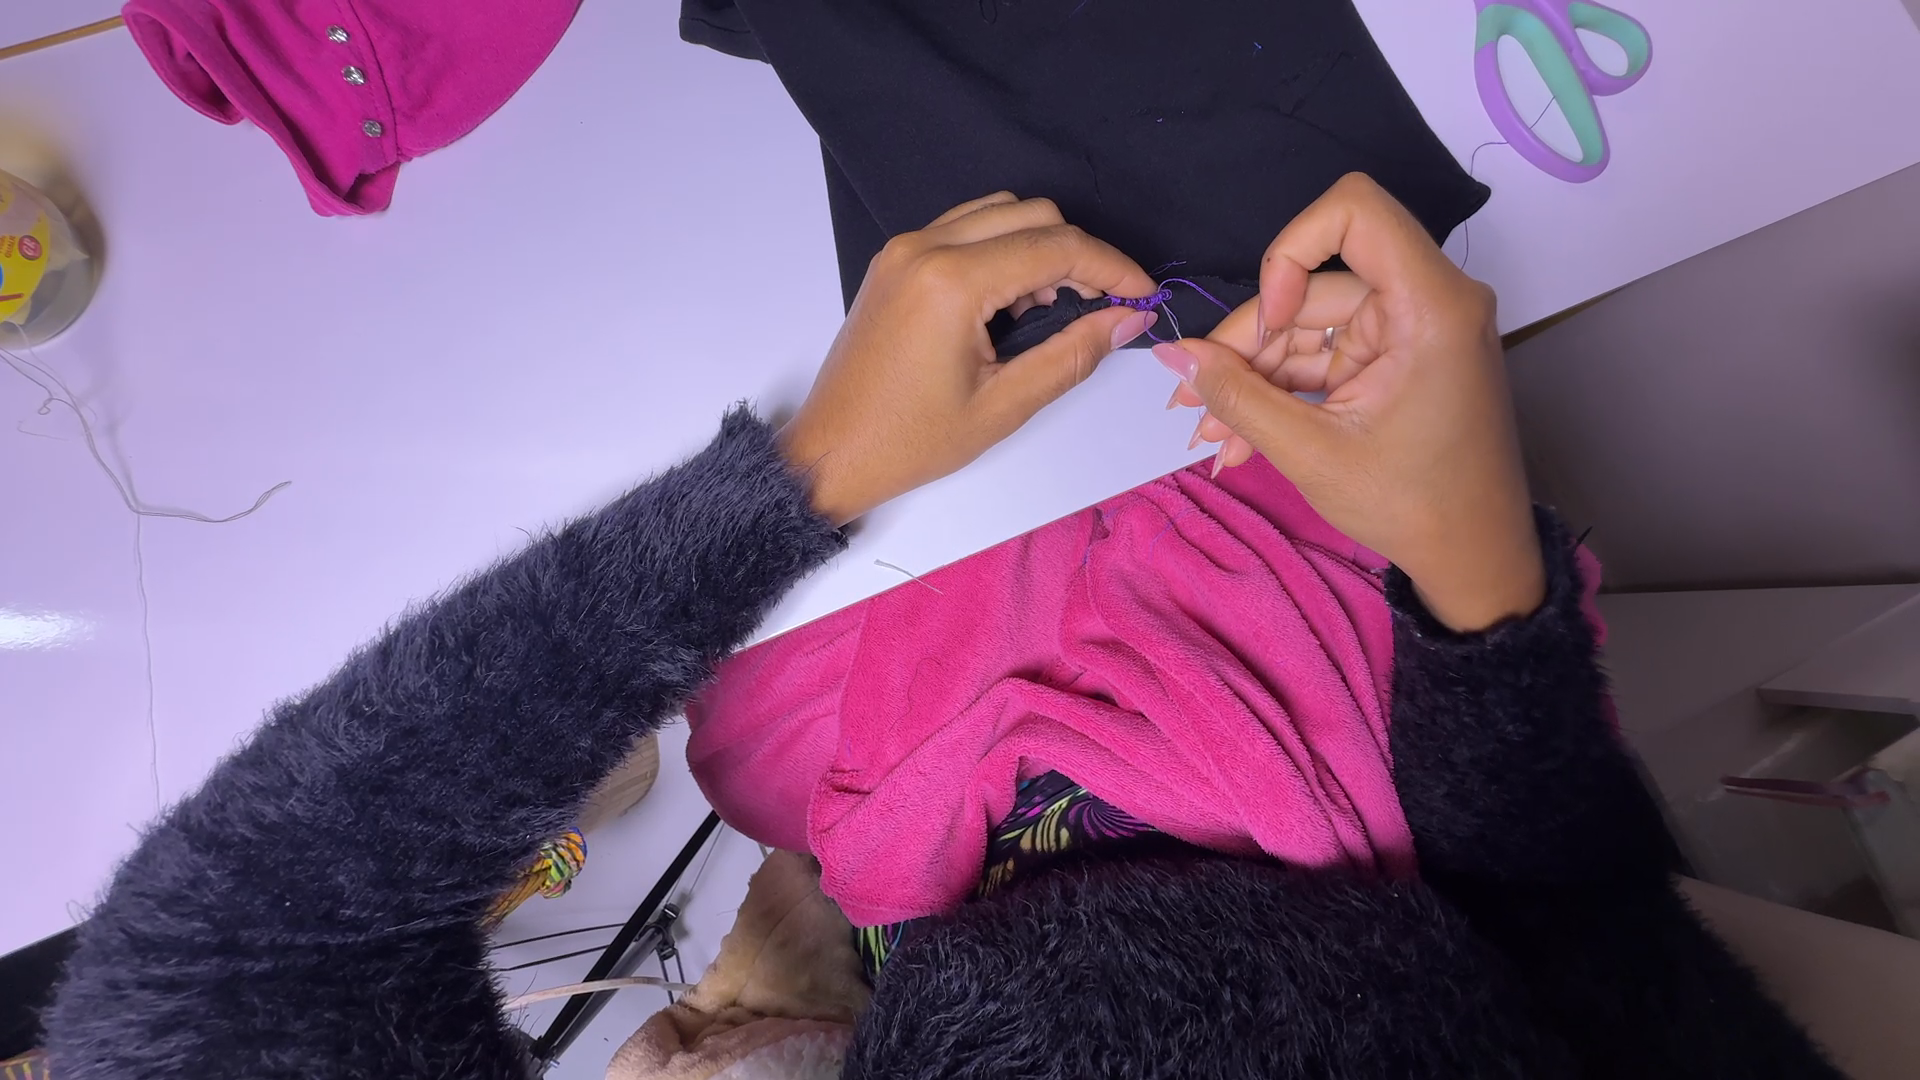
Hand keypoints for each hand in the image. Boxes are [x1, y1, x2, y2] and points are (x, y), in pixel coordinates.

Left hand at [783, 193, 1158, 524]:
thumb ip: (1072, 355)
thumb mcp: (1002, 407)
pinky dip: (1002, 251)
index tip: (1143, 297)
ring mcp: (904, 250)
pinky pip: (964, 230)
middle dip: (1080, 255)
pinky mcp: (895, 262)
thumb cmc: (910, 442)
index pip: (1055, 247)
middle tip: (1102, 308)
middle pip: (1032, 214)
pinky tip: (1012, 302)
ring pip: (998, 213)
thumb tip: (1128, 320)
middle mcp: (924, 247)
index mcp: (951, 282)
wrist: (832, 452)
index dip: (1112, 268)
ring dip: (1040, 248)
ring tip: (1055, 309)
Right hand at [1155, 174, 1542, 631]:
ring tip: (1208, 436)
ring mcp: (1402, 334)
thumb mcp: (1308, 450)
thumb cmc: (1407, 504)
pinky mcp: (1387, 363)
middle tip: (1193, 405)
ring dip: (1249, 383)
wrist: (1469, 555)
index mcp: (1427, 306)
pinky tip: (1236, 440)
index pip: (1352, 213)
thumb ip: (1234, 397)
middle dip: (1243, 349)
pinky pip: (1316, 362)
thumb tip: (1172, 356)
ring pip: (1302, 331)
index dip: (1289, 254)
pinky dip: (1275, 397)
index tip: (1267, 325)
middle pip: (1307, 290)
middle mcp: (1420, 303)